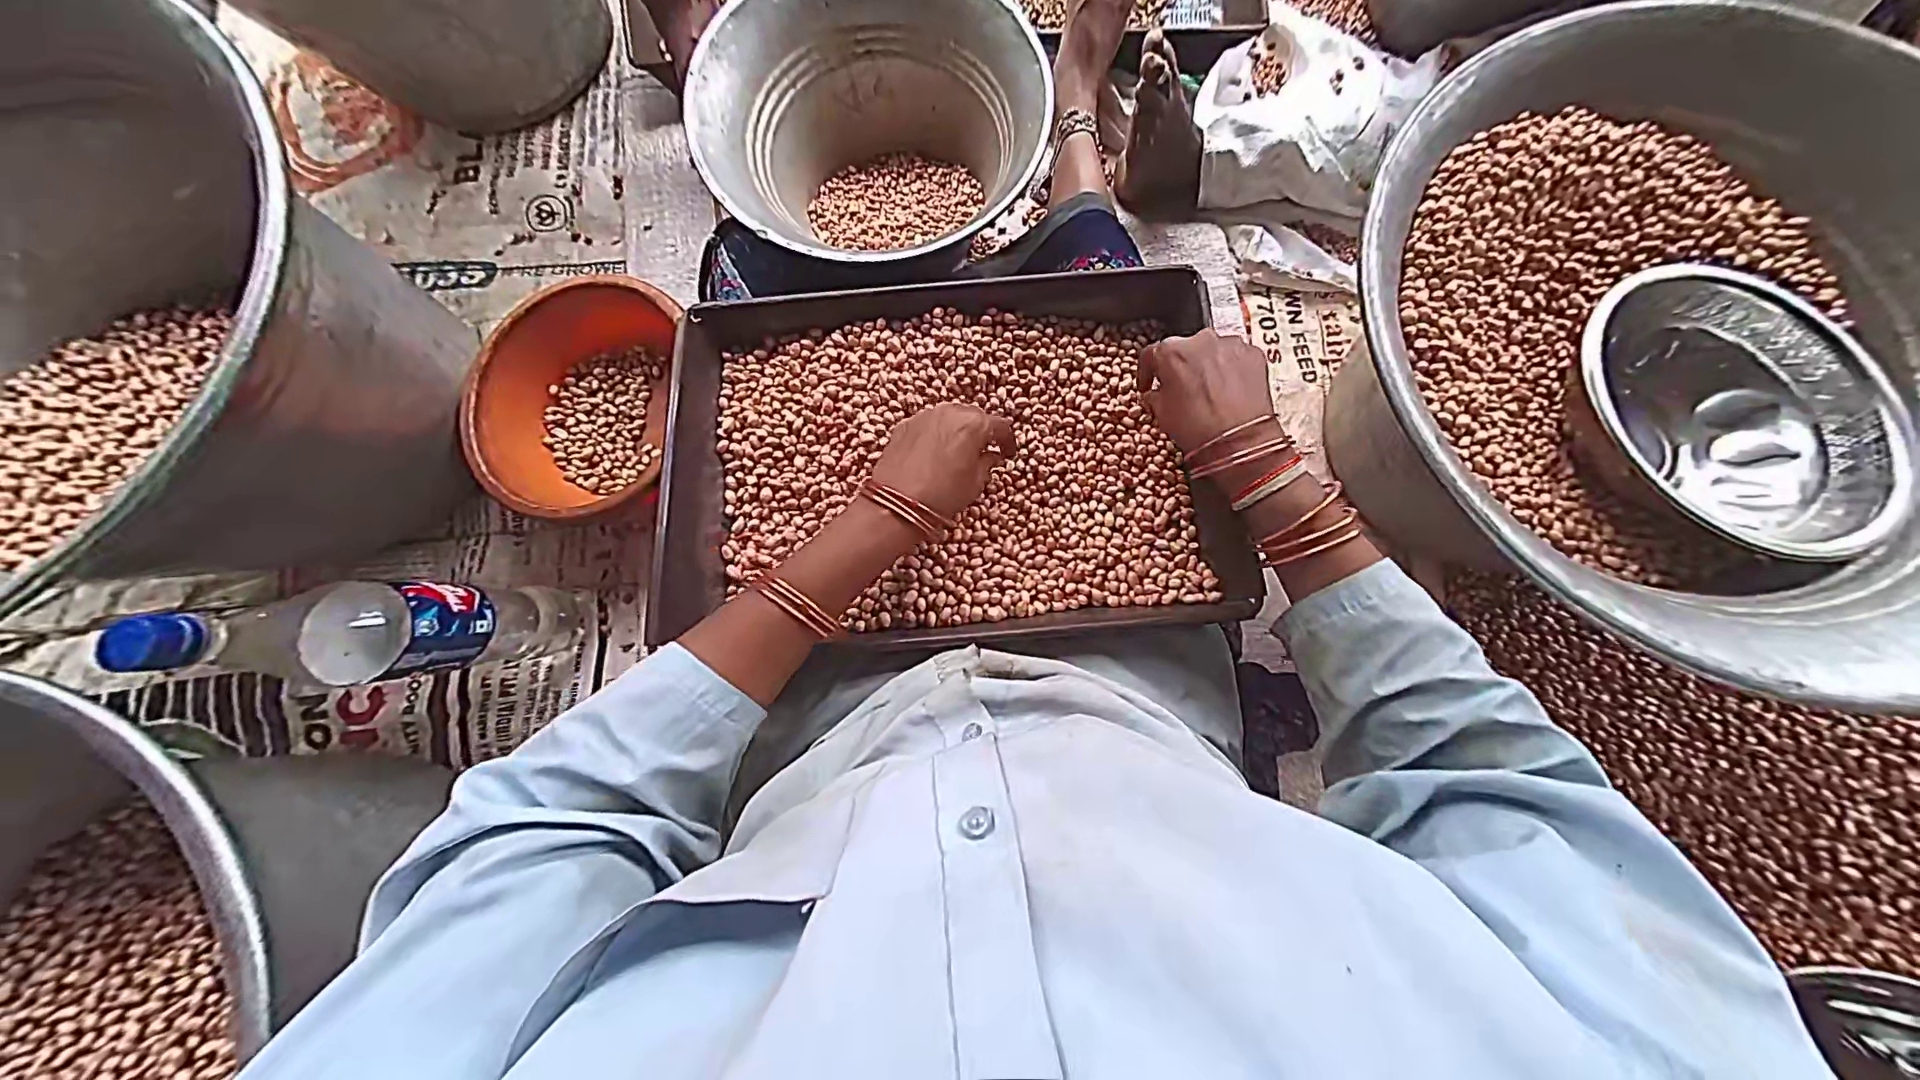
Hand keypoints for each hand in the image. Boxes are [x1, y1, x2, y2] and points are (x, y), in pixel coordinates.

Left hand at [869, 403, 1014, 520]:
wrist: (897, 503)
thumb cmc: (939, 495)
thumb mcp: (974, 483)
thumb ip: (987, 464)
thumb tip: (990, 456)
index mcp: (973, 424)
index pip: (1000, 426)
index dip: (1007, 441)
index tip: (1007, 452)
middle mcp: (949, 413)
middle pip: (974, 417)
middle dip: (981, 432)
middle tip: (984, 451)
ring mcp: (924, 417)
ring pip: (949, 418)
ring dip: (957, 431)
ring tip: (959, 453)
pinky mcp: (905, 426)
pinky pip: (928, 425)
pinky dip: (936, 435)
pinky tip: (936, 454)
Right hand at [1136, 329, 1284, 457]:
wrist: (1237, 440)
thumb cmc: (1199, 427)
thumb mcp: (1161, 413)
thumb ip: (1155, 395)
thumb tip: (1157, 394)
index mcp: (1170, 352)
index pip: (1151, 354)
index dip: (1148, 372)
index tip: (1149, 383)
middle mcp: (1200, 341)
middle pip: (1185, 349)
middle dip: (1181, 367)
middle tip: (1182, 389)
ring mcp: (1229, 345)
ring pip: (1212, 351)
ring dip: (1207, 367)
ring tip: (1208, 392)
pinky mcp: (1252, 354)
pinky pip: (1235, 358)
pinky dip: (1230, 370)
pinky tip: (1227, 391)